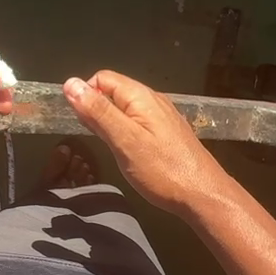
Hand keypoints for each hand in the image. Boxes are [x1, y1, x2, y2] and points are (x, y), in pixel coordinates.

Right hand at [64, 70, 223, 213]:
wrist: (204, 196)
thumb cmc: (162, 169)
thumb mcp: (124, 140)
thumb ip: (97, 111)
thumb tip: (70, 83)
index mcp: (140, 95)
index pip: (102, 78)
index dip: (86, 95)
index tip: (83, 123)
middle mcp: (152, 99)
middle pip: (113, 91)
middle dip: (97, 110)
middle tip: (98, 140)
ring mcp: (162, 116)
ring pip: (125, 108)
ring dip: (110, 123)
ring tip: (112, 148)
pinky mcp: (167, 132)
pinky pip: (137, 122)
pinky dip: (125, 132)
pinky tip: (128, 153)